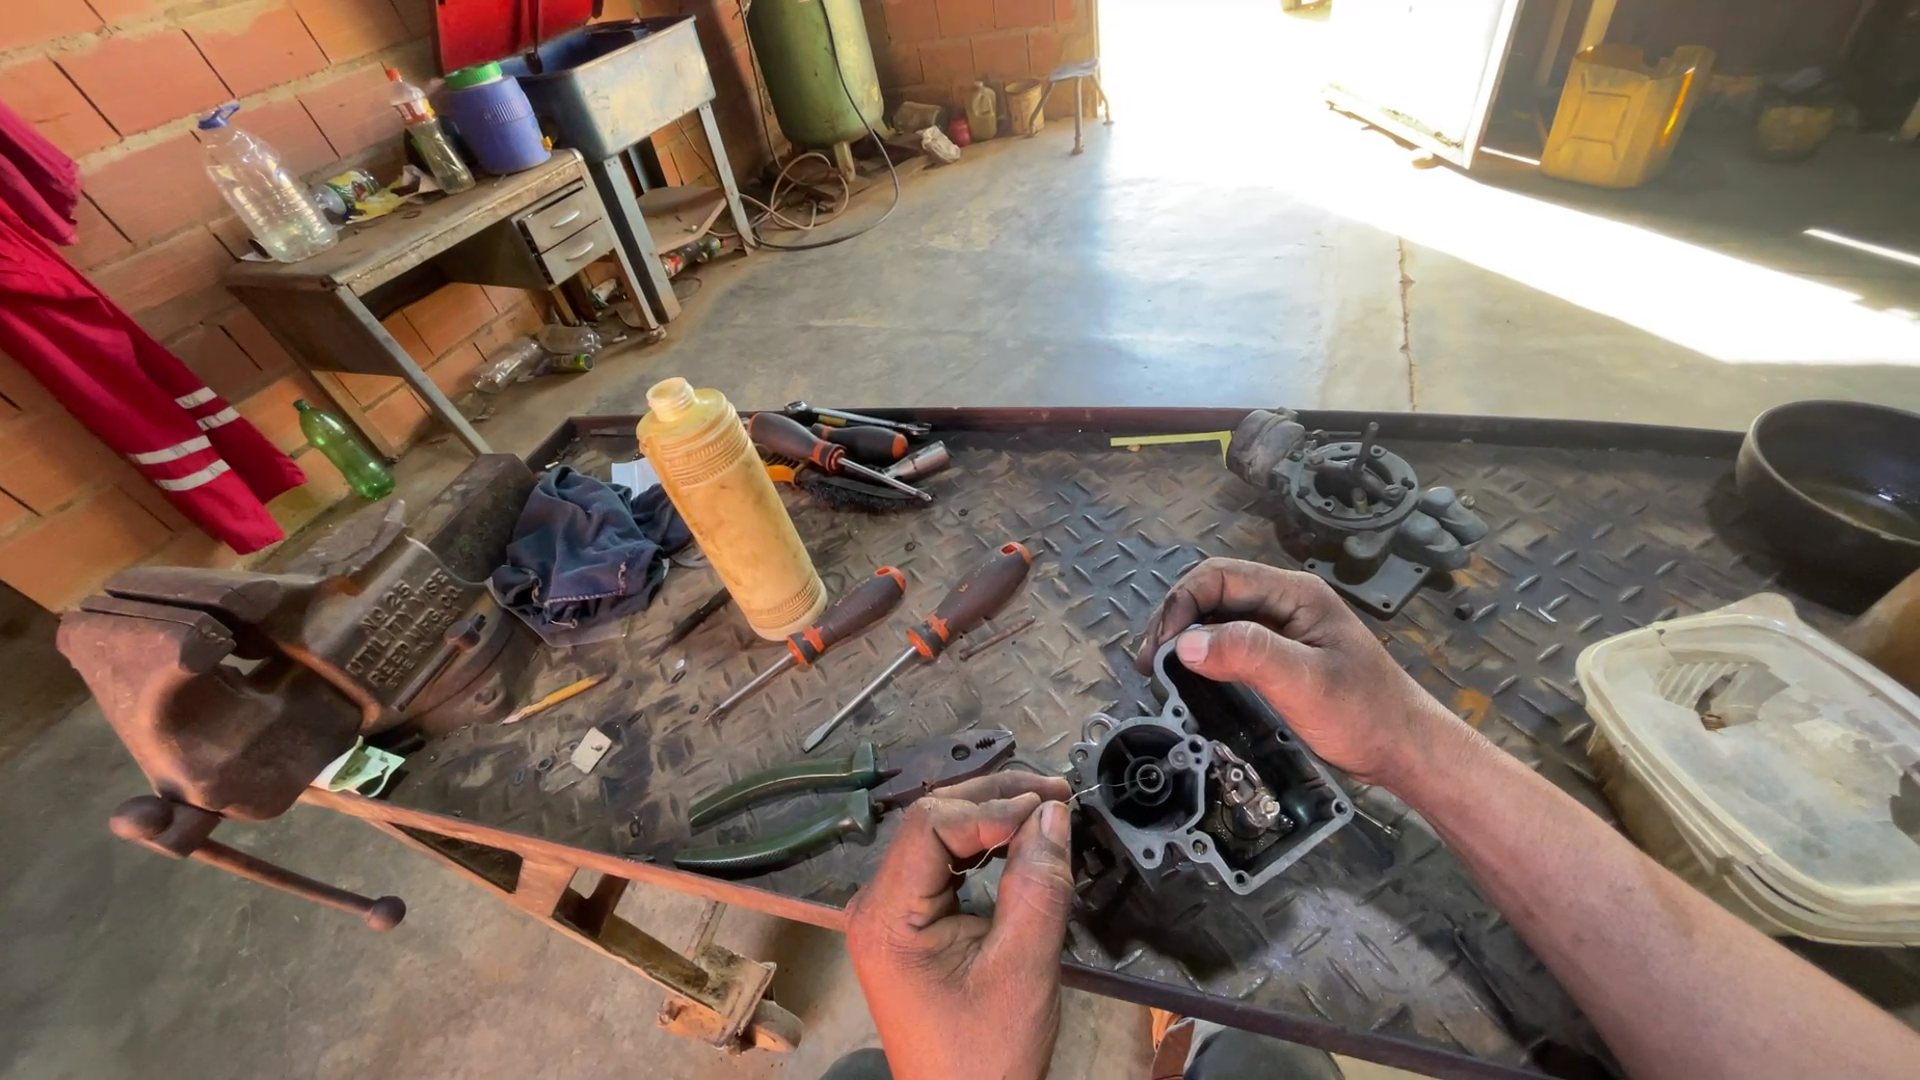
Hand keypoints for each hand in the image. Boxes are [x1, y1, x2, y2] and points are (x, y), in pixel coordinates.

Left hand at [844, 771, 1073, 1079]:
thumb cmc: (987, 1057)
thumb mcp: (1021, 972)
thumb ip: (1037, 887)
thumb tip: (1052, 813)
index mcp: (887, 915)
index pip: (929, 825)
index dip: (989, 807)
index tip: (1045, 807)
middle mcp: (878, 901)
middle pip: (932, 818)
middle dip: (995, 798)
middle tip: (1054, 792)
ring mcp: (892, 908)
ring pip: (940, 831)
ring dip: (993, 812)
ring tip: (1044, 805)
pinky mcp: (912, 916)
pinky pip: (945, 857)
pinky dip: (985, 840)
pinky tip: (1018, 834)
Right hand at [1135, 557, 1472, 786]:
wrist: (1405, 750)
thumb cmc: (1364, 713)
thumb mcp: (1305, 682)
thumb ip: (1247, 654)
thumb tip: (1183, 644)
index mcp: (1292, 593)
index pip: (1217, 577)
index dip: (1181, 604)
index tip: (1161, 647)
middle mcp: (1281, 602)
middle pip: (1210, 593)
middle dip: (1174, 621)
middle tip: (1150, 663)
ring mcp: (1278, 627)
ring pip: (1214, 617)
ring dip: (1183, 638)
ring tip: (1159, 670)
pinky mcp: (1275, 653)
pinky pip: (1226, 641)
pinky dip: (1200, 654)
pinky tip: (1187, 676)